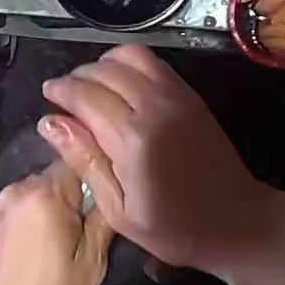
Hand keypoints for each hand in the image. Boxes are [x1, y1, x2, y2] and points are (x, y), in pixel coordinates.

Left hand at [0, 163, 112, 284]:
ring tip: (65, 250)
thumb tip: (115, 193)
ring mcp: (0, 204)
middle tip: (88, 236)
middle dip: (77, 199)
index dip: (99, 183)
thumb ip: (104, 221)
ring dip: (57, 211)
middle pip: (61, 176)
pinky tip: (42, 255)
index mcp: (44, 193)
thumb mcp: (90, 269)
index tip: (107, 207)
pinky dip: (38, 222)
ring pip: (43, 193)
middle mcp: (18, 187)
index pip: (82, 161)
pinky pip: (26, 208)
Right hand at [39, 45, 282, 278]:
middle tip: (65, 94)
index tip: (48, 93)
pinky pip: (153, 62)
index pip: (86, 95)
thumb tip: (50, 122)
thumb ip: (84, 160)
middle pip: (104, 70)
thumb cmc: (173, 228)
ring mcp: (176, 95)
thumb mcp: (118, 210)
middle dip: (77, 76)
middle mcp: (154, 107)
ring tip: (93, 85)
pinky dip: (129, 63)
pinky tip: (121, 83)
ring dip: (104, 63)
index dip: (61, 89)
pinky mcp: (189, 93)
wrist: (236, 221)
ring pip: (130, 56)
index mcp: (133, 140)